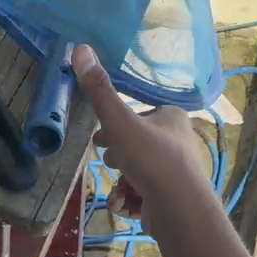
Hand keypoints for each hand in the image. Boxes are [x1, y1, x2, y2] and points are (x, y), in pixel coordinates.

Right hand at [72, 43, 209, 220]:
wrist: (178, 208)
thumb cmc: (151, 159)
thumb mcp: (119, 123)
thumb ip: (99, 91)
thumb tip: (79, 48)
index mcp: (170, 117)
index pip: (136, 117)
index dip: (114, 129)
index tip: (100, 141)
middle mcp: (177, 141)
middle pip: (134, 145)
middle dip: (118, 158)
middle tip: (112, 165)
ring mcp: (175, 171)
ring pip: (135, 172)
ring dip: (121, 182)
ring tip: (122, 190)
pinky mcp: (171, 197)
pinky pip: (141, 193)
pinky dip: (130, 199)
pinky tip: (127, 204)